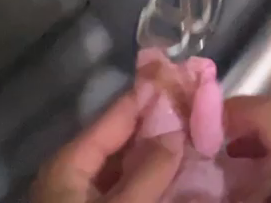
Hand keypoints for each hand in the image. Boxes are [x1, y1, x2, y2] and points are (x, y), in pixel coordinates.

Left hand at [32, 91, 184, 202]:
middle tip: (201, 115)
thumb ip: (148, 173)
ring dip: (160, 163)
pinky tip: (181, 186)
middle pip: (123, 143)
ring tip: (198, 145)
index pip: (117, 116)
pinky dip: (152, 189)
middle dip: (161, 131)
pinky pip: (128, 195)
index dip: (151, 97)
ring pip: (128, 172)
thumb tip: (176, 131)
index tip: (186, 79)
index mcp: (70, 163)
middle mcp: (75, 177)